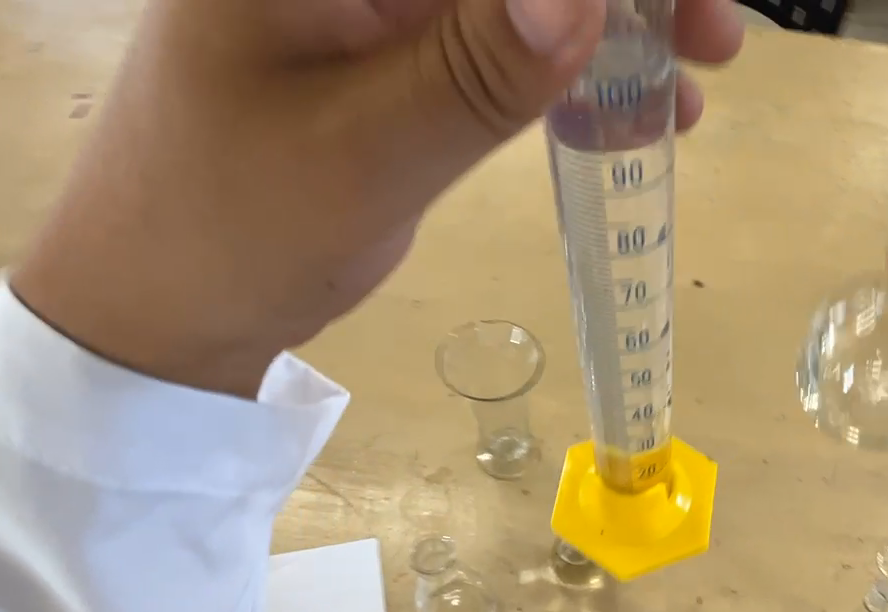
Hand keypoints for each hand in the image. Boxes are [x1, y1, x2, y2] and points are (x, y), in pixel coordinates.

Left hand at [12, 0, 742, 398]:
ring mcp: (375, 4)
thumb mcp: (362, 155)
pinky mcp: (400, 58)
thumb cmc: (237, 230)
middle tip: (714, 31)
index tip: (677, 1)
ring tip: (701, 68)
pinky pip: (501, 42)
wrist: (172, 305)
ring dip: (613, 19)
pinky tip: (631, 108)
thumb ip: (471, 72)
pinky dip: (571, 68)